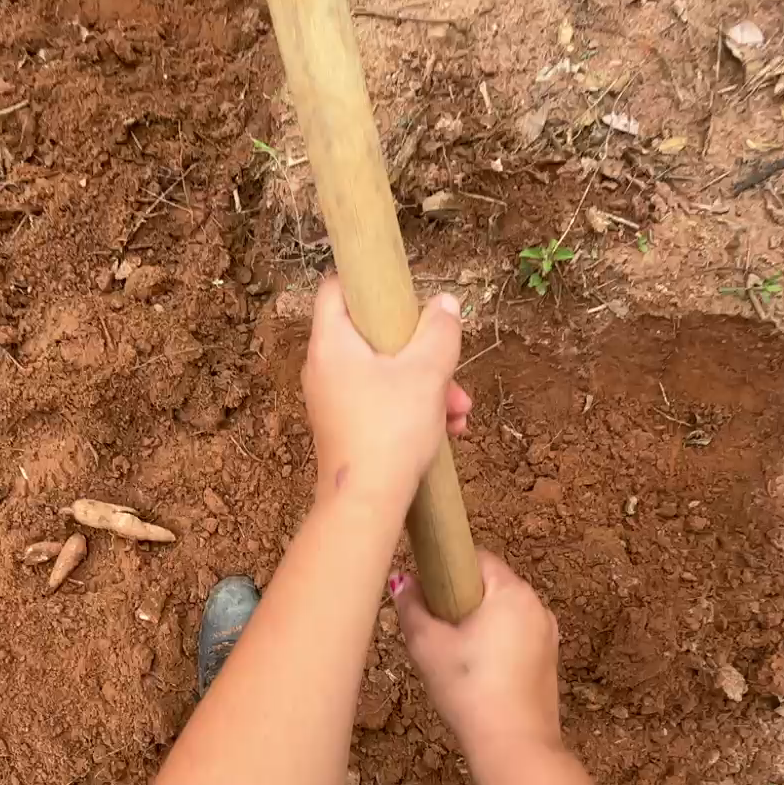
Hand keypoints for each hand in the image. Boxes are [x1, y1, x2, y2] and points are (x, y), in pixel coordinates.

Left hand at [301, 277, 471, 511]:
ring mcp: (330, 399)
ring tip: (460, 413)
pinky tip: (447, 431)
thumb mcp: (427, 372)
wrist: (365, 503)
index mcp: (331, 343)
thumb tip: (444, 303)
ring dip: (427, 386)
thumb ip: (439, 330)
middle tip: (451, 370)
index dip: (367, 281)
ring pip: (384, 374)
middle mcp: (323, 368)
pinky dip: (411, 409)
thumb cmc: (390, 431)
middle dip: (422, 352)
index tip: (402, 292)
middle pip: (372, 336)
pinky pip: (379, 402)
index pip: (336, 288)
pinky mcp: (343, 425)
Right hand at [392, 551, 560, 761]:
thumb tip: (400, 580)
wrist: (513, 746)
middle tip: (433, 626)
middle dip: (460, 598)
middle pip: (489, 584)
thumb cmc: (468, 686)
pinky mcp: (548, 660)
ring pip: (502, 611)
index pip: (475, 557)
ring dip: (477, 621)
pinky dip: (494, 641)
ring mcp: (547, 634)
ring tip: (451, 651)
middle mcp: (537, 605)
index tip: (426, 592)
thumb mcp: (427, 643)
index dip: (447, 569)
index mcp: (511, 591)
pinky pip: (515, 634)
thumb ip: (410, 605)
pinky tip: (474, 669)